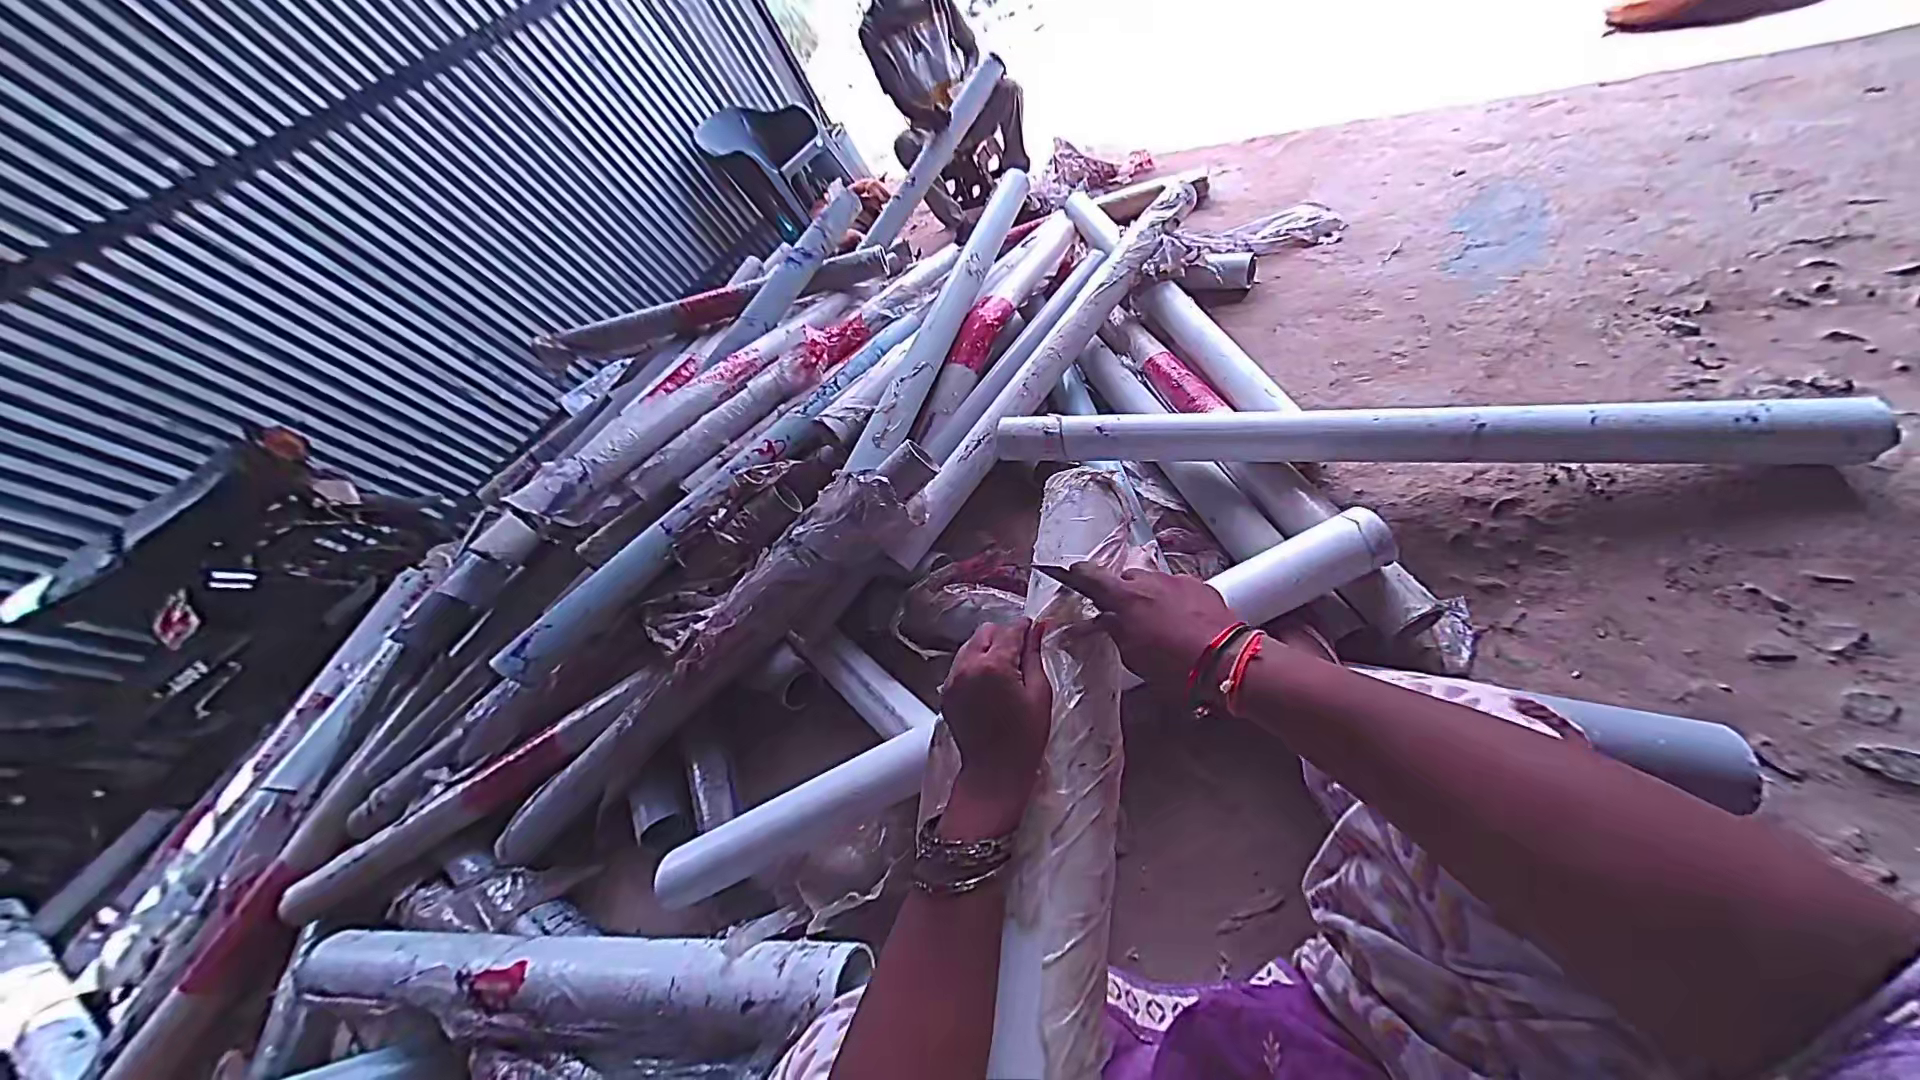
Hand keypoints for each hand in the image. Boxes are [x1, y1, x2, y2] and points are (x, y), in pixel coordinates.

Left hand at [940, 618, 1050, 827]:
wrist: (994, 772)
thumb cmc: (1024, 738)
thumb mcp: (1039, 693)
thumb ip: (1035, 655)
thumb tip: (1038, 629)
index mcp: (993, 665)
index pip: (1010, 630)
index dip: (1025, 628)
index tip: (1034, 630)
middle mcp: (967, 666)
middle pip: (986, 632)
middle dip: (1004, 637)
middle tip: (1021, 656)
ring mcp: (953, 679)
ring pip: (970, 646)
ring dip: (988, 650)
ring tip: (1006, 672)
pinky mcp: (946, 692)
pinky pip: (961, 665)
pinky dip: (975, 666)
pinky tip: (990, 685)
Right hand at [1039, 564, 1237, 689]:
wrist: (1227, 661)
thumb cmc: (1173, 665)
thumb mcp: (1132, 655)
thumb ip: (1114, 631)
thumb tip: (1101, 620)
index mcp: (1125, 597)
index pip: (1091, 575)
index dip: (1079, 575)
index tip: (1073, 575)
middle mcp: (1149, 580)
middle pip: (1126, 579)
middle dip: (1123, 593)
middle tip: (1126, 616)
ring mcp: (1177, 580)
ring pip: (1153, 582)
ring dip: (1150, 596)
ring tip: (1159, 622)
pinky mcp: (1201, 585)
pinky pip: (1178, 588)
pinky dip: (1175, 600)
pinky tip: (1183, 622)